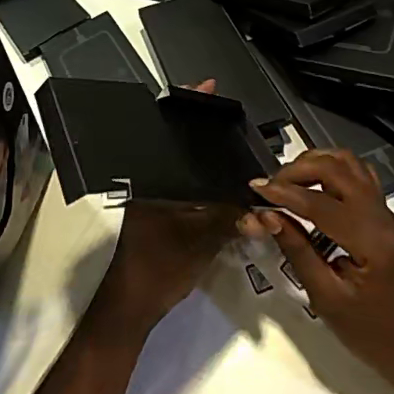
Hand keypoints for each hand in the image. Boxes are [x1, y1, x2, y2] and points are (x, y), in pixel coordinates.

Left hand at [87, 80, 237, 330]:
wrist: (133, 305)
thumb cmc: (157, 265)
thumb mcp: (198, 240)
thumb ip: (229, 219)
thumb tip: (261, 209)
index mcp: (153, 178)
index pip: (171, 134)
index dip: (187, 108)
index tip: (207, 88)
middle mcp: (153, 182)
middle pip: (180, 150)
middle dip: (205, 135)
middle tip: (232, 121)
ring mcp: (158, 200)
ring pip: (186, 172)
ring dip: (208, 162)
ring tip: (235, 149)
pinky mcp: (165, 217)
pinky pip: (190, 191)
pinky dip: (208, 186)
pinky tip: (228, 188)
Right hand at [239, 149, 393, 393]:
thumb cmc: (371, 332)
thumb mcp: (327, 299)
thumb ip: (296, 251)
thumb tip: (265, 216)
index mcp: (370, 241)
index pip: (319, 203)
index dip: (283, 193)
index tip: (254, 190)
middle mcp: (380, 216)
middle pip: (334, 169)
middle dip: (296, 171)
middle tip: (270, 188)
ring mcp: (384, 210)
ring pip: (346, 162)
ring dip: (313, 164)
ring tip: (288, 183)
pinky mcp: (382, 211)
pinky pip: (356, 172)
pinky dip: (330, 168)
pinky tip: (313, 185)